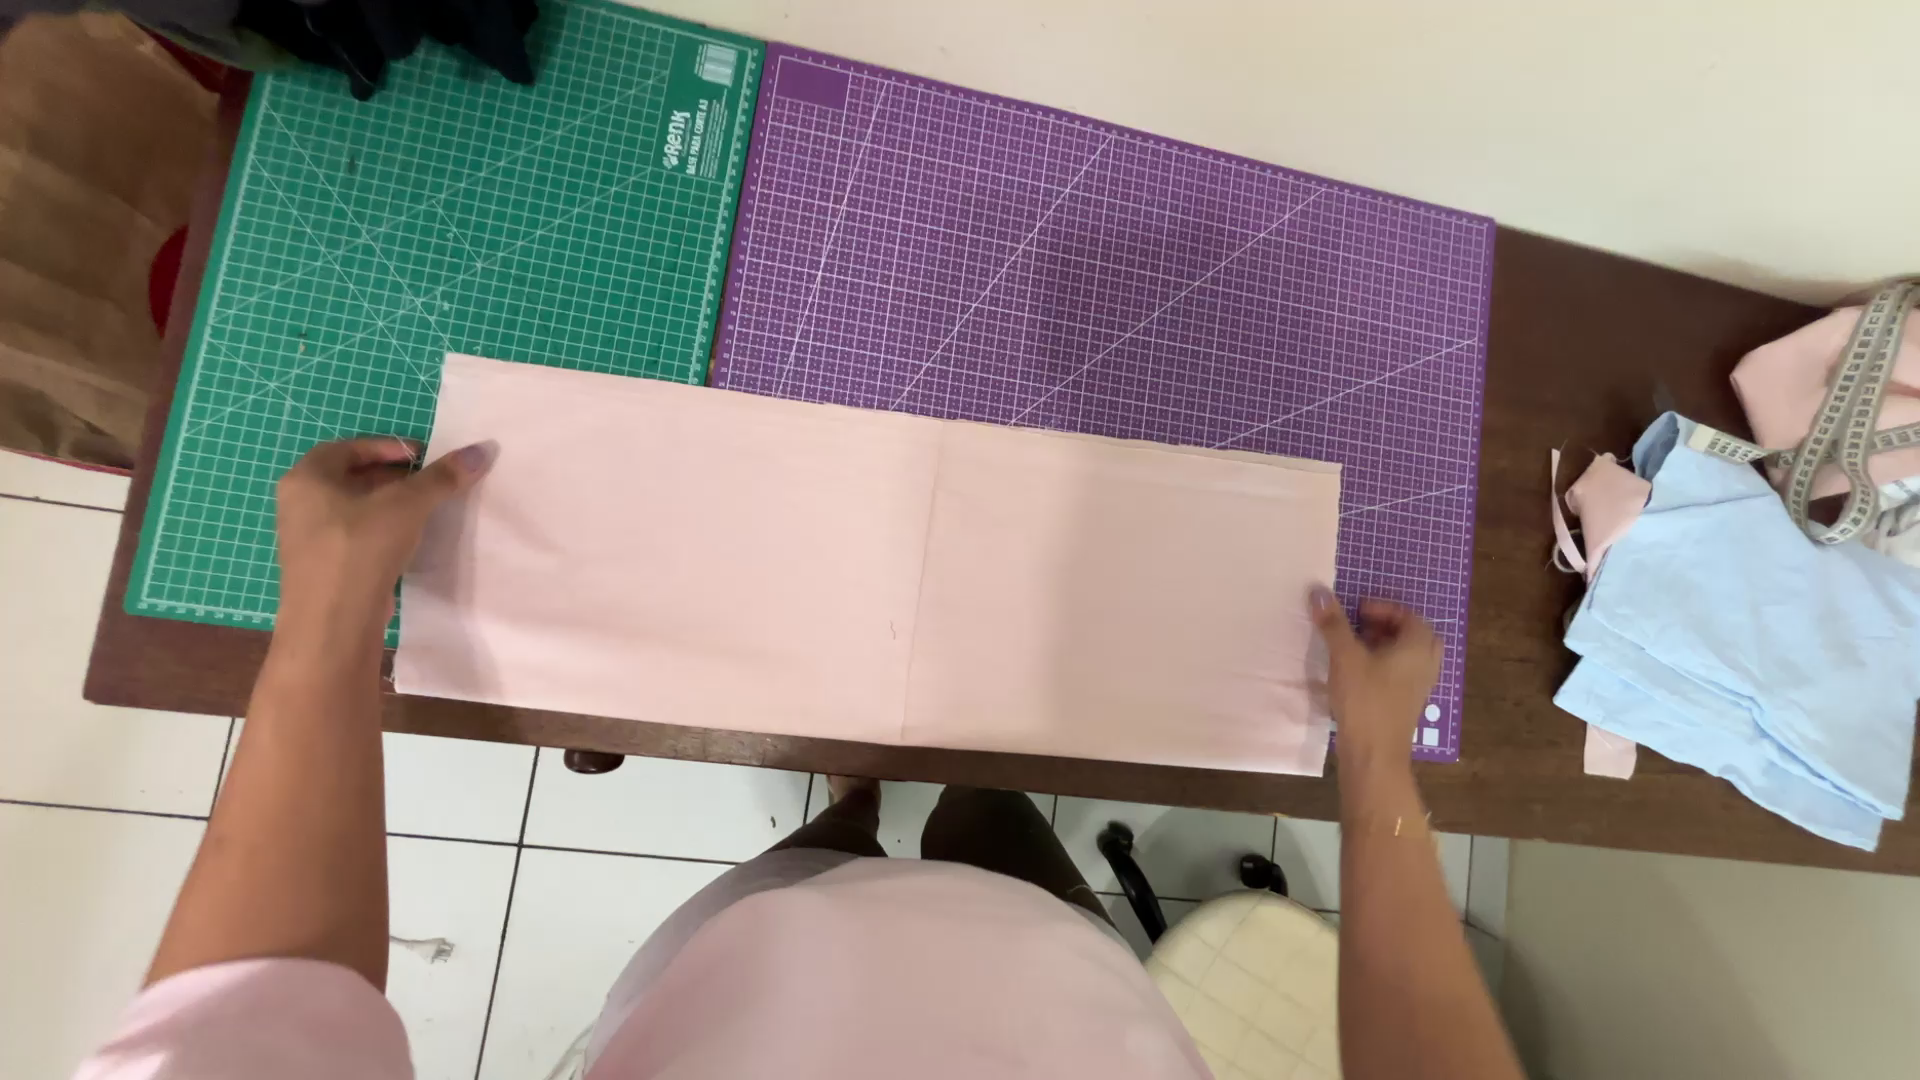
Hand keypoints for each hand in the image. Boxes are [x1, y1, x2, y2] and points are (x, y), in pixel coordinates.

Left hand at [275, 437, 491, 633]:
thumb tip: (482, 450)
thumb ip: (443, 477)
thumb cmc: (361, 547)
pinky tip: (410, 538)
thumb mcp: (408, 505)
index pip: (348, 448)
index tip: (423, 456)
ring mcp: (309, 535)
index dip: (387, 447)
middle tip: (431, 480)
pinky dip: (384, 527)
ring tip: (427, 508)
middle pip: (352, 476)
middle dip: (394, 475)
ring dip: (391, 502)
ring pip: (356, 506)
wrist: (334, 617)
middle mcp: (300, 502)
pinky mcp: (325, 562)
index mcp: (307, 479)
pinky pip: (357, 532)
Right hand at [1309, 587, 1440, 768]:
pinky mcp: (1409, 701)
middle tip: (1359, 625)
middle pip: (1413, 633)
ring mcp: (1420, 685)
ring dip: (1385, 644)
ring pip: (1408, 654)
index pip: (1408, 615)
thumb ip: (1333, 623)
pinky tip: (1358, 672)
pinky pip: (1403, 671)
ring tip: (1356, 647)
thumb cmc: (1364, 699)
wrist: (1374, 751)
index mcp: (1418, 648)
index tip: (1355, 612)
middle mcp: (1426, 664)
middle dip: (1386, 625)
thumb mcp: (1344, 656)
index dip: (1382, 608)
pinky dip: (1385, 663)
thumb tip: (1318, 590)